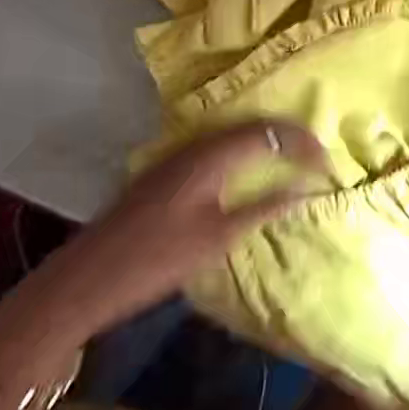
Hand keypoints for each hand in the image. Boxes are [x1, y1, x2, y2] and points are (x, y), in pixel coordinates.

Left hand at [0, 119, 330, 359]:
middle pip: (255, 126)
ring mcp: (178, 156)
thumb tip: (307, 188)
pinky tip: (251, 172)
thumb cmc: (155, 260)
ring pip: (236, 135)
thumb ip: (265, 207)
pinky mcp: (167, 172)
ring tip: (292, 162)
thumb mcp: (218, 237)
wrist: (81, 283)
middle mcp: (197, 145)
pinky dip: (247, 153)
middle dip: (291, 138)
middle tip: (316, 158)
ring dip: (269, 143)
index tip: (328, 166)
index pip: (273, 133)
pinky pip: (219, 147)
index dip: (305, 144)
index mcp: (213, 155)